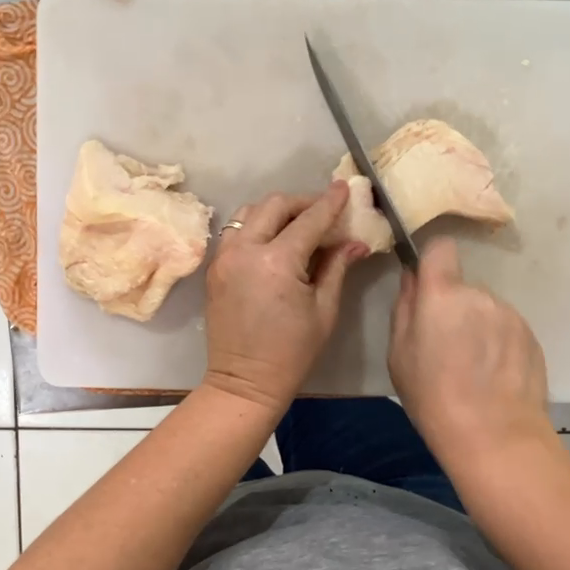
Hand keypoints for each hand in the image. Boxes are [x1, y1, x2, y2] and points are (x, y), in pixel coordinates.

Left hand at [203, 182, 368, 411]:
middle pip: (274, 205)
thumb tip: (355, 241)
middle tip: (323, 211)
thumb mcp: (324, 310)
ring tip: (297, 225)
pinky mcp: (214, 268)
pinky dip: (254, 226)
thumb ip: (336, 267)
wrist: (244, 381)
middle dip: (301, 202)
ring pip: (248, 212)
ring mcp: (224, 257)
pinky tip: (273, 241)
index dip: (329, 202)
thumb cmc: (292, 352)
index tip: (344, 187)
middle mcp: (245, 250)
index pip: (308, 220)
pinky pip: (234, 232)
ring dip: (275, 211)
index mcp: (276, 261)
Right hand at [389, 237, 550, 455]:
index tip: (425, 285)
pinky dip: (497, 345)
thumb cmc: (432, 396)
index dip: (431, 262)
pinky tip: (492, 376)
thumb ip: (405, 308)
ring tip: (471, 368)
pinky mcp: (531, 336)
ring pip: (485, 310)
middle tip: (444, 347)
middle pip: (462, 287)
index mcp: (441, 295)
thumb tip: (412, 279)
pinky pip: (506, 329)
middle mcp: (479, 295)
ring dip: (476, 327)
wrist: (494, 434)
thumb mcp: (399, 354)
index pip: (440, 249)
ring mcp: (510, 315)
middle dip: (452, 307)